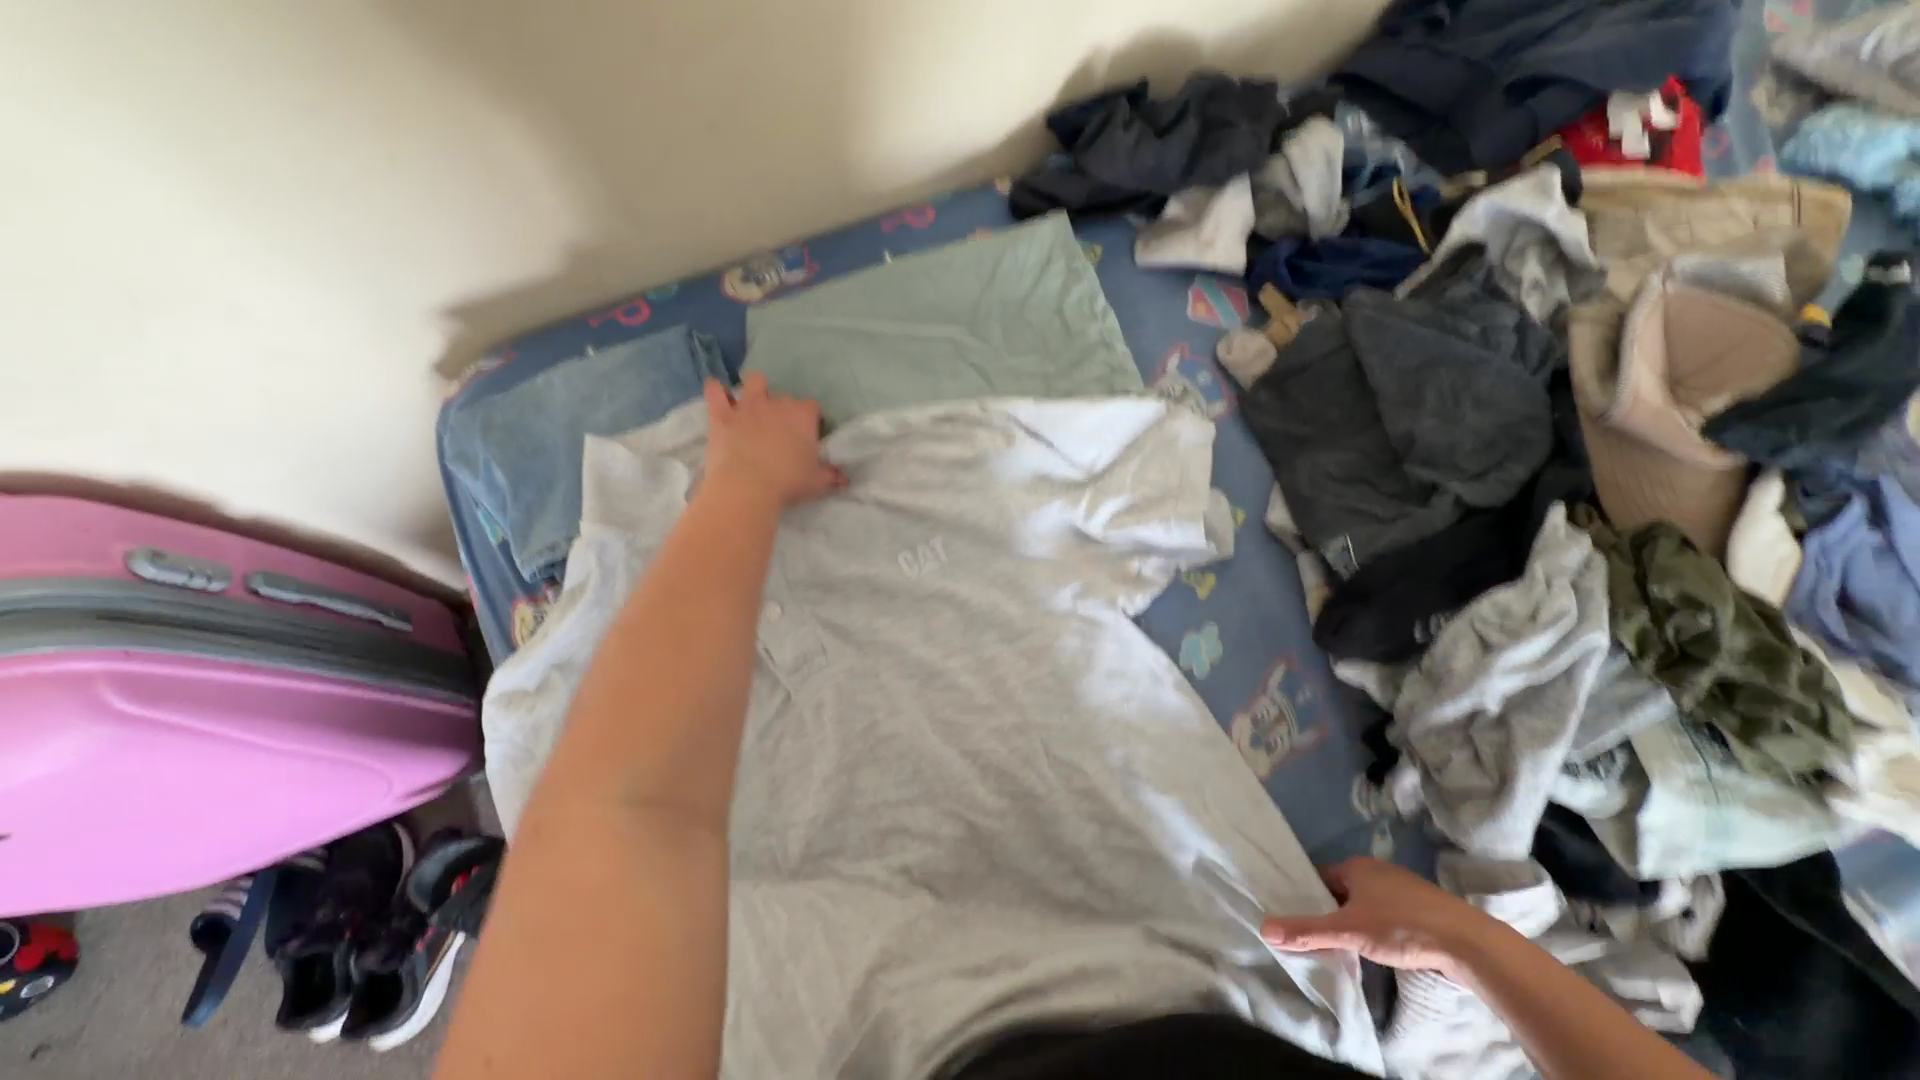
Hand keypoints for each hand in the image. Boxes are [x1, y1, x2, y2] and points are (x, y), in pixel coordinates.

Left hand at [701, 374, 845, 506]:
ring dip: (754, 388)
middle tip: (781, 429)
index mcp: (802, 416)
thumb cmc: (787, 483)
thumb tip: (843, 478)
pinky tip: (715, 388)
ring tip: (753, 401)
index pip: (812, 407)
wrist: (746, 487)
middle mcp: (776, 404)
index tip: (809, 432)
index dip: (811, 418)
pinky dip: (715, 389)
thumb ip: (831, 476)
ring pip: (754, 382)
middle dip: (783, 409)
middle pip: (784, 397)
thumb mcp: (816, 483)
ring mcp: (747, 406)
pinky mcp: (722, 415)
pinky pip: (715, 393)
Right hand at [1261, 857, 1495, 978]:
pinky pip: (1389, 913)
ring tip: (1346, 945)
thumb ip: (1306, 931)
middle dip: (1331, 911)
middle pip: (1342, 891)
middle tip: (1318, 936)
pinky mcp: (1424, 907)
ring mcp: (1404, 887)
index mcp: (1356, 866)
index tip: (1297, 919)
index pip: (1319, 878)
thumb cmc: (1401, 927)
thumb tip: (1264, 929)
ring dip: (1356, 921)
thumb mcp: (1347, 931)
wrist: (1466, 942)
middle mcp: (1378, 870)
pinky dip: (1379, 927)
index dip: (1306, 897)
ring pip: (1367, 903)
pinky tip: (1380, 947)